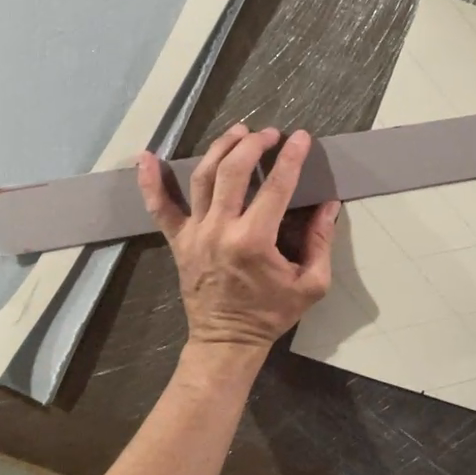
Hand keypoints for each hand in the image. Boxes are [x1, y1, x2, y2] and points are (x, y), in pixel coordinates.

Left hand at [135, 125, 341, 349]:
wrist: (226, 342)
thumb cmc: (272, 314)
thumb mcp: (312, 284)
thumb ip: (321, 242)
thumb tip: (329, 205)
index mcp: (254, 241)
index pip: (277, 186)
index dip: (291, 158)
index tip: (302, 138)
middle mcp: (220, 230)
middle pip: (234, 172)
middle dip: (254, 145)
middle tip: (271, 133)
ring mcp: (194, 234)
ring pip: (203, 178)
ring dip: (220, 149)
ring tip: (238, 131)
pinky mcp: (178, 241)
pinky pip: (159, 208)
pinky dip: (150, 182)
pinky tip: (147, 157)